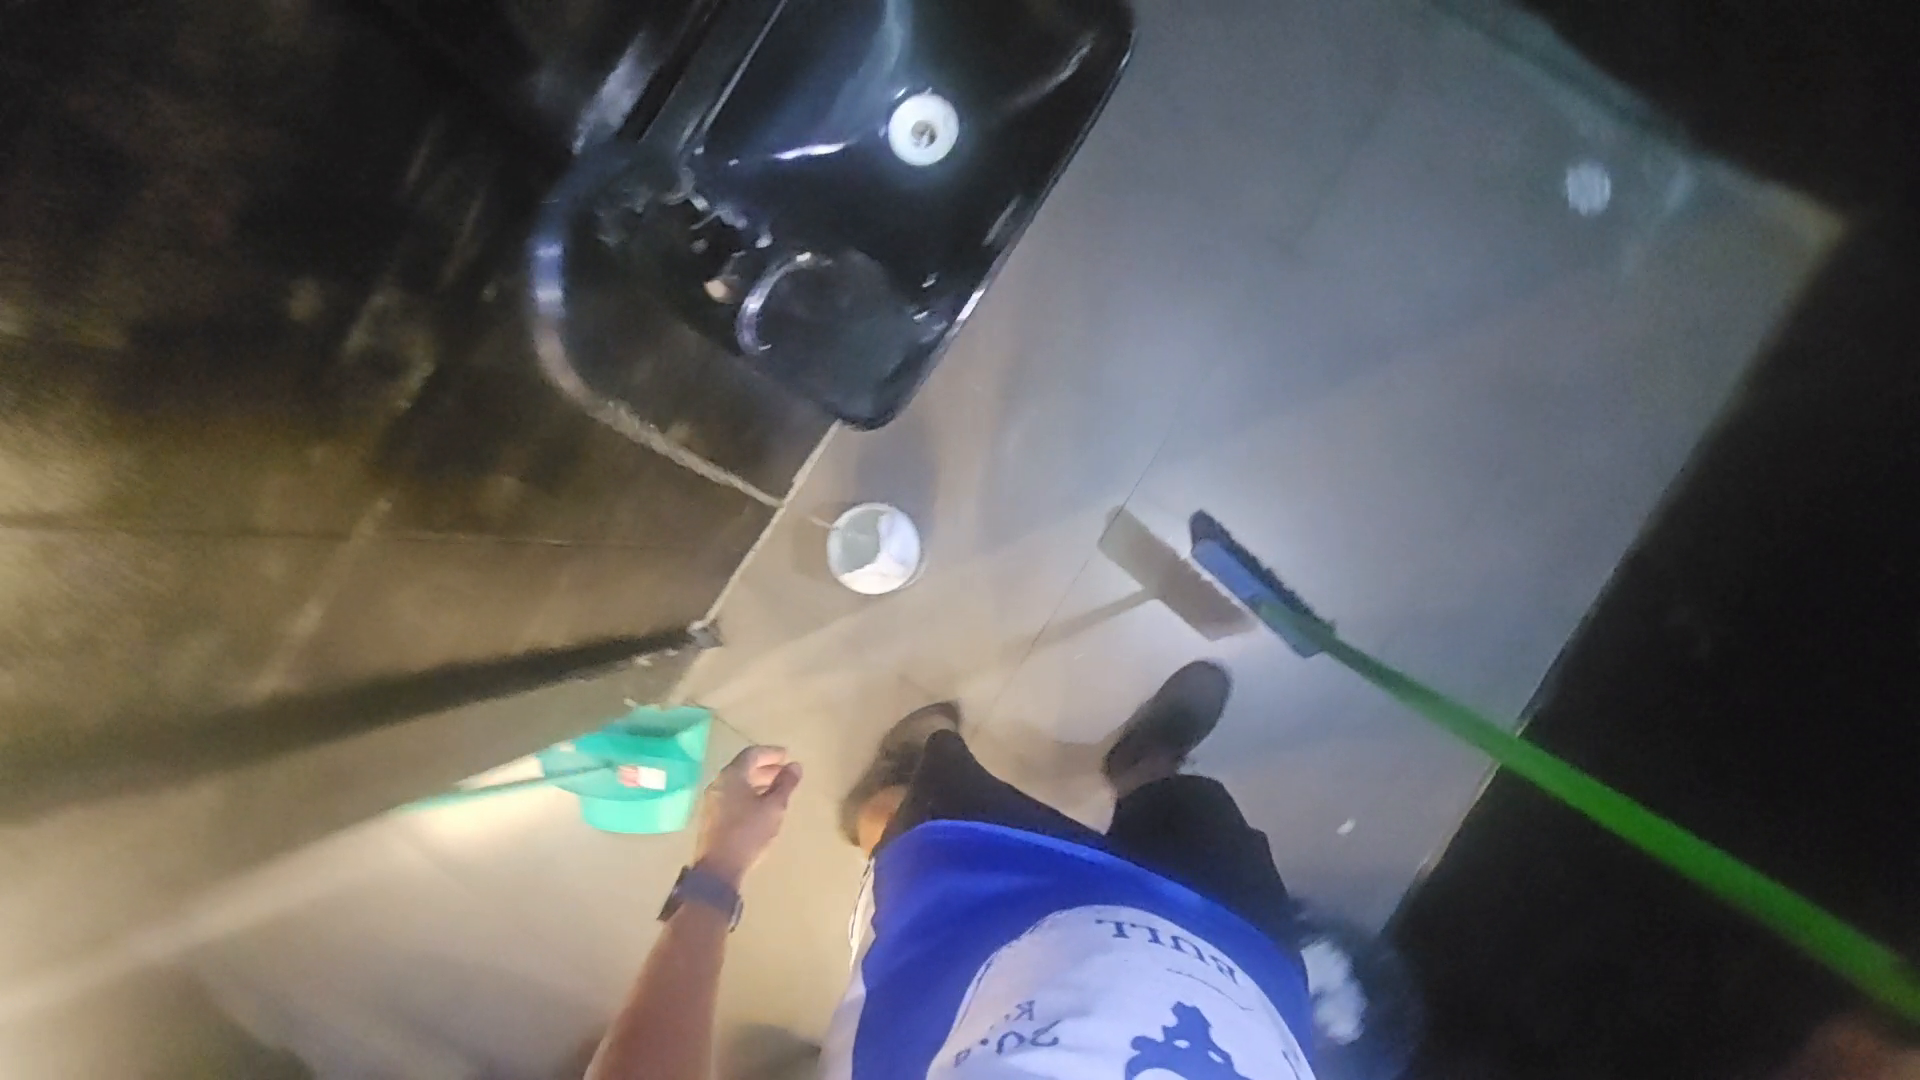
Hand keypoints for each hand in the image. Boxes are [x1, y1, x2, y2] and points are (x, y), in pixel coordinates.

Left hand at [694, 746, 801, 885]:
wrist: (717, 868)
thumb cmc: (748, 832)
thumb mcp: (774, 807)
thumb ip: (785, 784)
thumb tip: (795, 766)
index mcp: (732, 776)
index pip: (752, 754)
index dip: (771, 752)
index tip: (787, 756)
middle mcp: (718, 784)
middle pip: (743, 768)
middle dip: (766, 768)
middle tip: (784, 773)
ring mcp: (712, 801)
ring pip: (737, 784)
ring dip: (758, 782)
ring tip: (777, 790)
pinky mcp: (711, 818)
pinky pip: (732, 796)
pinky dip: (748, 794)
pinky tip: (761, 807)